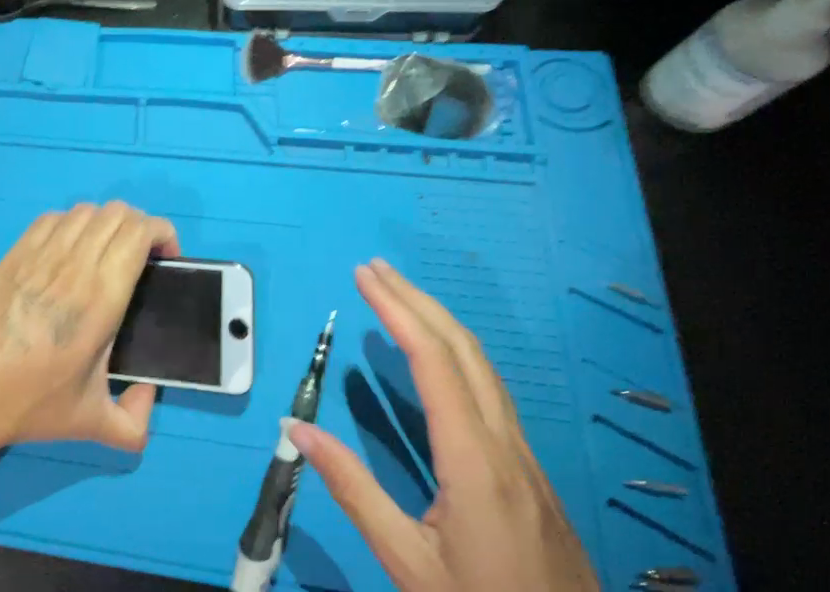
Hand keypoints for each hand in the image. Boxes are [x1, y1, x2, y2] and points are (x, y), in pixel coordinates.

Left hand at [0, 201, 178, 456]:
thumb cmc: (27, 405)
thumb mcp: (92, 424)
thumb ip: (135, 422)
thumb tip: (148, 399)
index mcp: (100, 298)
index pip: (138, 233)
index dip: (162, 234)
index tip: (168, 258)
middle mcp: (72, 266)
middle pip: (116, 213)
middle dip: (139, 227)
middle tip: (143, 257)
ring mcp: (38, 255)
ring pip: (83, 211)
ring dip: (105, 223)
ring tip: (107, 253)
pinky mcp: (11, 255)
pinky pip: (50, 219)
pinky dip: (70, 224)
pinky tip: (68, 251)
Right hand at [290, 260, 599, 591]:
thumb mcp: (408, 561)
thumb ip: (354, 490)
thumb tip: (298, 426)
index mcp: (474, 460)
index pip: (434, 362)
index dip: (397, 311)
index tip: (364, 276)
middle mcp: (505, 445)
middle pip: (465, 351)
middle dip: (418, 300)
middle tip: (374, 269)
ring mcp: (524, 458)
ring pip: (485, 369)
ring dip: (441, 322)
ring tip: (400, 299)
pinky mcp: (530, 474)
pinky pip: (492, 392)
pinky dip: (458, 355)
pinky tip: (440, 362)